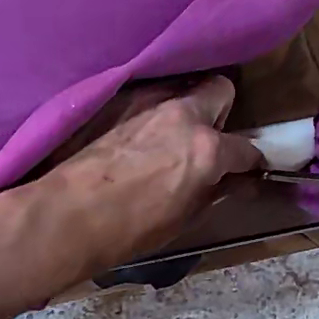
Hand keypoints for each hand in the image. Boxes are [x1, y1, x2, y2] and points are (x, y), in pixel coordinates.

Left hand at [29, 77, 264, 278]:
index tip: (248, 171)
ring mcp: (149, 104)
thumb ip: (217, 191)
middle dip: (223, 111)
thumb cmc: (131, 228)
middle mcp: (184, 115)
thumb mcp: (186, 217)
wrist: (66, 216)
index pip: (247, 148)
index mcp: (207, 148)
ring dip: (187, 111)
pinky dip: (156, 115)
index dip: (252, 162)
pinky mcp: (120, 103)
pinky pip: (151, 100)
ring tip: (173, 139)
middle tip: (211, 139)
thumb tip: (240, 183)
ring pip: (183, 91)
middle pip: (220, 90)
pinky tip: (142, 140)